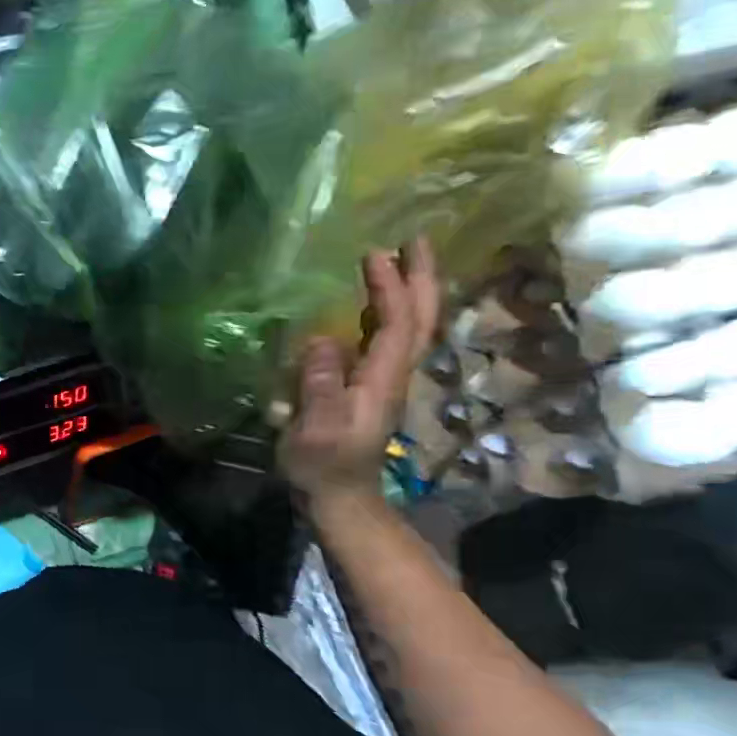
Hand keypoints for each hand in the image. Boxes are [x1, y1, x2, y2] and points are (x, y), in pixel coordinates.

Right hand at [280, 238, 439, 504]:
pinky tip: (371, 305)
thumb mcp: (316, 429)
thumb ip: (321, 387)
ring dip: (411, 291)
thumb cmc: (322, 464)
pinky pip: (389, 339)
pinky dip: (389, 313)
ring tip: (398, 262)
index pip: (395, 324)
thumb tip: (321, 340)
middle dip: (420, 278)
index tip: (376, 253)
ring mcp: (384, 381)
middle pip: (419, 319)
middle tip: (414, 240)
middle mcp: (392, 374)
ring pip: (411, 327)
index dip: (390, 288)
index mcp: (381, 380)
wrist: (339, 495)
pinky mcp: (370, 388)